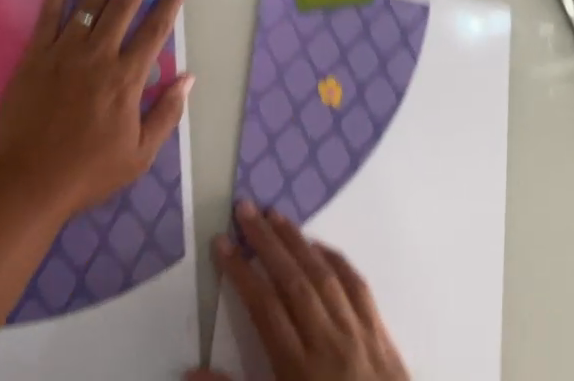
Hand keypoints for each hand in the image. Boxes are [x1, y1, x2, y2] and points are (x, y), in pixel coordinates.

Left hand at [0, 0, 191, 218]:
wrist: (28, 181)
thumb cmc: (88, 171)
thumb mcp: (140, 154)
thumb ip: (166, 113)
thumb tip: (188, 77)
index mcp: (126, 79)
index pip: (154, 30)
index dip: (169, 2)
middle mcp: (98, 55)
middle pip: (124, 5)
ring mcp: (64, 51)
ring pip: (89, 1)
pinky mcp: (35, 54)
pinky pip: (49, 13)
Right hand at [205, 202, 406, 380]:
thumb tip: (189, 372)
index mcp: (298, 370)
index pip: (264, 306)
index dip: (240, 271)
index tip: (222, 242)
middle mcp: (329, 345)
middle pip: (293, 281)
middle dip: (266, 242)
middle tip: (245, 209)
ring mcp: (359, 338)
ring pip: (325, 277)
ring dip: (298, 243)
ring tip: (276, 216)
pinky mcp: (384, 340)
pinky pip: (359, 290)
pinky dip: (339, 263)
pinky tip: (321, 249)